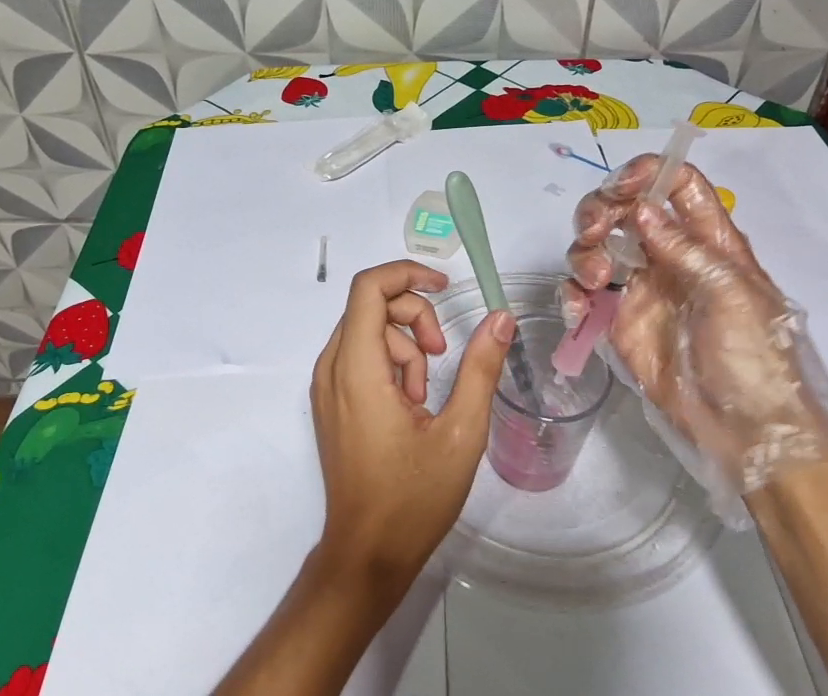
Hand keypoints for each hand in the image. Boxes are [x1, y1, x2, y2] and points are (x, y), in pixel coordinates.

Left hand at [310, 260, 514, 596]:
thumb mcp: (460, 433)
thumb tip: (501, 318)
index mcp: (357, 369)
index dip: (407, 274)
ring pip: (366, 332)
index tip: (445, 288)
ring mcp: (327, 388)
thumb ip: (481, 368)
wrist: (367, 554)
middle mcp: (331, 369)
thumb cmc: (413, 498)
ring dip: (405, 347)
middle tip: (444, 354)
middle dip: (414, 317)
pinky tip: (412, 406)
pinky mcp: (332, 404)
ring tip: (427, 395)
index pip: (368, 288)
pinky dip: (390, 366)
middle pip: (369, 306)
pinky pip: (359, 359)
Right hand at [566, 157, 827, 493]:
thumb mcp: (731, 295)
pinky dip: (572, 295)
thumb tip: (642, 209)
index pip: (676, 183)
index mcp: (709, 240)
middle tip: (594, 234)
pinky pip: (584, 295)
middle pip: (623, 209)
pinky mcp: (619, 323)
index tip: (619, 190)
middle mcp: (670, 255)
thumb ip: (685, 249)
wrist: (748, 431)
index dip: (645, 174)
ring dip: (584, 254)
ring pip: (596, 247)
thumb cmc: (755, 357)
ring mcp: (642, 289)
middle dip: (599, 211)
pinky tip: (577, 312)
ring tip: (594, 282)